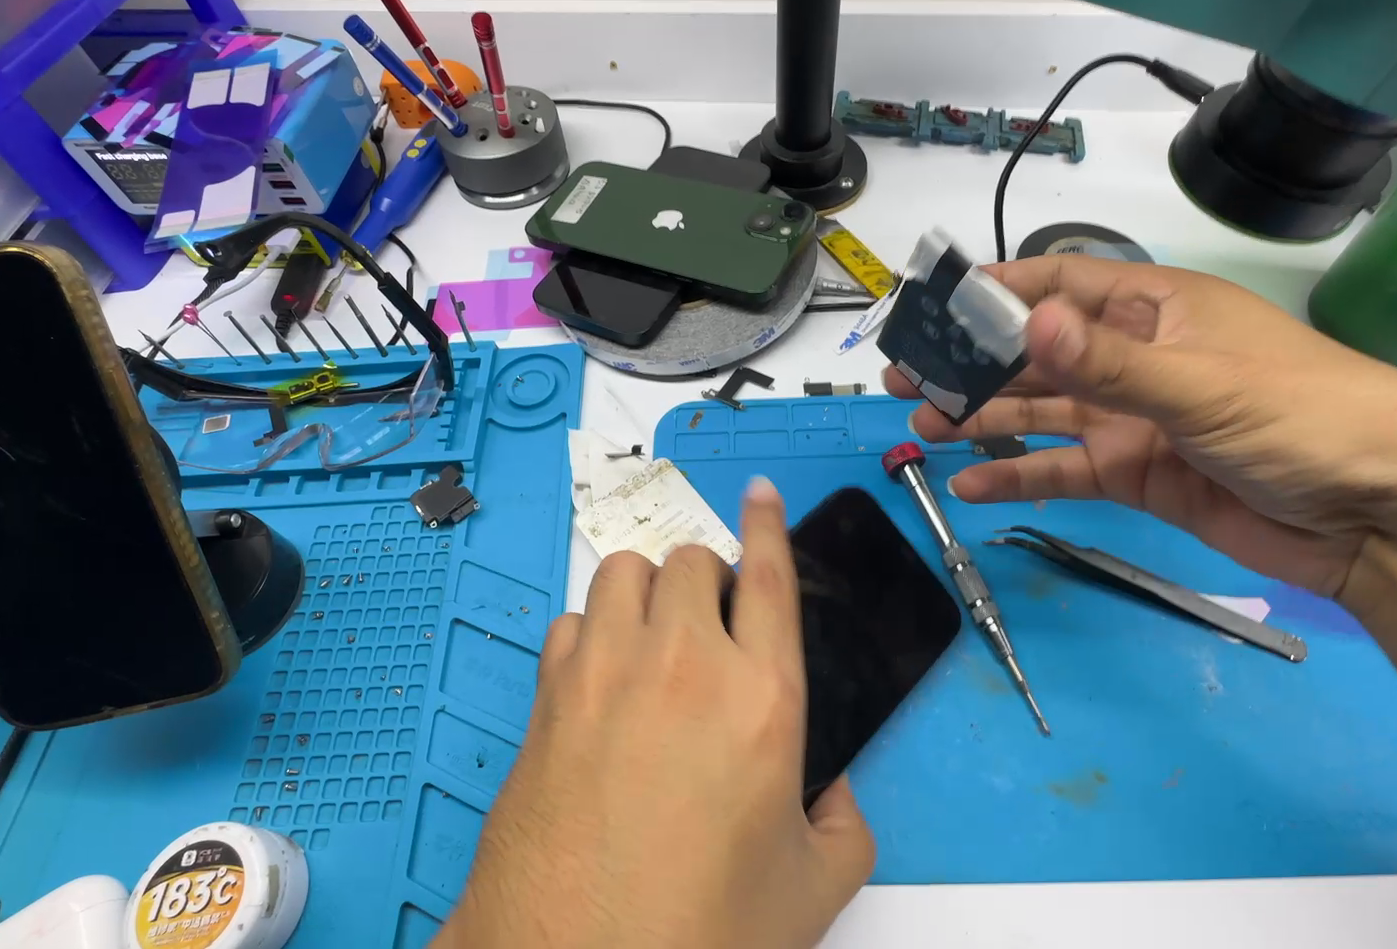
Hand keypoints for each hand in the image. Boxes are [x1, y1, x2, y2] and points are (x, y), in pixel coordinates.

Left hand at [436, 479, 874, 948]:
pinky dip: (592, 632)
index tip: (760, 490)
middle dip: (706, 581)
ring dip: (648, 591)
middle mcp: (685, 661)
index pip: (770, 577)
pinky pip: (572, 620)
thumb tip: (833, 792)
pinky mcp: (550, 690)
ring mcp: (608, 667)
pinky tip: (601, 675)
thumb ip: (846, 825)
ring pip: (627, 571)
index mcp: (762, 697)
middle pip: (692, 562)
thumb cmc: (701, 925)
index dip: (768, 523)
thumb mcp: (813, 888)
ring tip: (654, 637)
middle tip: (708, 629)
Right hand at [884, 255, 1396, 600]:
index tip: (934, 303)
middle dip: (972, 363)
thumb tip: (1029, 322)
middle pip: (1036, 354)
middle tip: (908, 377)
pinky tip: (972, 485)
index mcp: (1156, 310)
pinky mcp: (1134, 473)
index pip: (1059, 285)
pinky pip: (1062, 469)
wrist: (1387, 522)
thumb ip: (1108, 362)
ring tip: (924, 428)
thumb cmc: (1306, 420)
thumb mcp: (1201, 385)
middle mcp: (1135, 358)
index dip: (996, 291)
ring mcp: (1132, 419)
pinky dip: (1018, 476)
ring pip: (1040, 411)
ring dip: (982, 418)